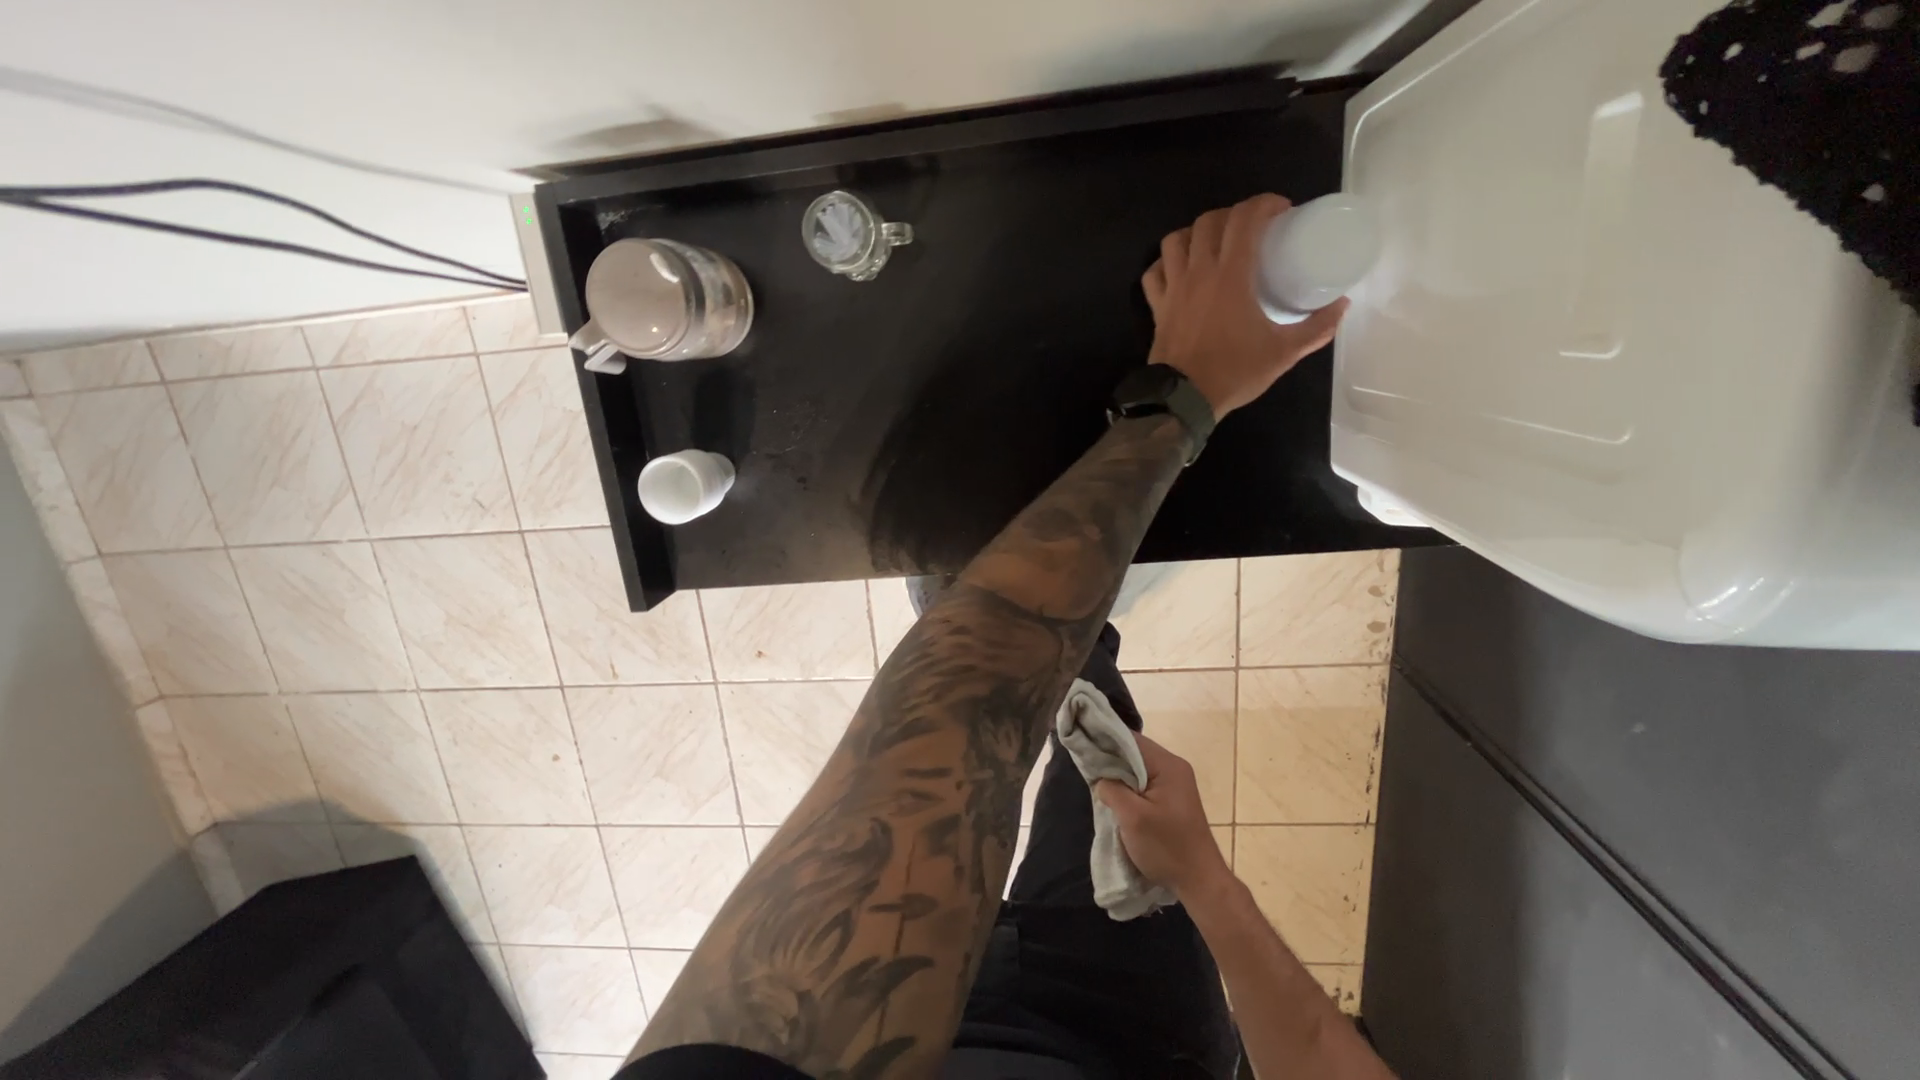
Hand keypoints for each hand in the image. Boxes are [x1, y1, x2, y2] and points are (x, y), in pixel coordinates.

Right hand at [1095, 733, 1231, 898]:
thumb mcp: (1133, 818)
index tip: (1081, 744)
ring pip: (1137, 768)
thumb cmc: (1167, 848)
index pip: (1131, 739)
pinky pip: (1144, 783)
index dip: (1104, 740)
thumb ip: (1112, 790)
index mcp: (1168, 766)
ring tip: (1094, 780)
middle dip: (1109, 758)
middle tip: (1084, 765)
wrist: (1199, 882)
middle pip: (1134, 752)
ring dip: (1118, 774)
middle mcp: (1174, 768)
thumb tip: (1100, 779)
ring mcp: (1174, 784)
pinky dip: (1127, 786)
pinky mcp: (1171, 799)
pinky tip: (1112, 795)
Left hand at [1142, 194, 1350, 417]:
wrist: (1184, 400)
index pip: (1244, 219)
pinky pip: (1153, 273)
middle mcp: (1198, 273)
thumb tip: (1342, 305)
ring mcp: (1172, 289)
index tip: (1281, 211)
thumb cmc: (1234, 373)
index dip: (1264, 204)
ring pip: (1175, 240)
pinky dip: (1165, 264)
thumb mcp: (1284, 352)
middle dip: (1232, 215)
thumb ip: (1317, 327)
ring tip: (1212, 243)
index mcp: (1230, 275)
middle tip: (1250, 228)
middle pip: (1208, 222)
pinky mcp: (1157, 307)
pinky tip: (1179, 270)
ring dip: (1194, 233)